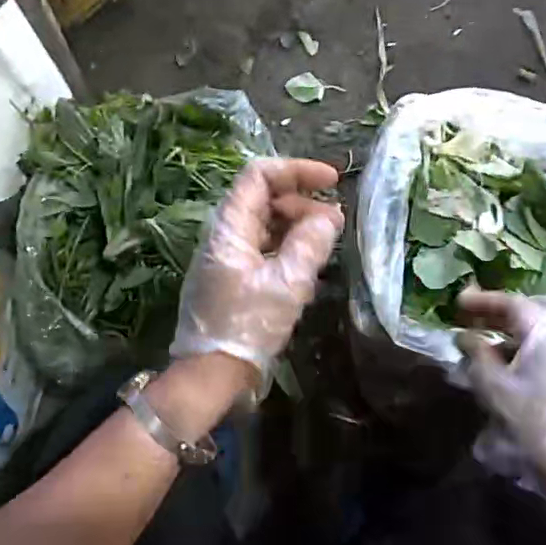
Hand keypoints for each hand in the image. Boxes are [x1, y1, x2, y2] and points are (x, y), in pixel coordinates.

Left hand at [170, 158, 343, 389]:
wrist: (212, 373)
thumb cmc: (247, 325)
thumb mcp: (288, 283)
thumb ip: (311, 243)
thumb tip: (329, 216)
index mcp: (229, 227)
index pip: (259, 175)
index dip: (297, 171)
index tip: (332, 182)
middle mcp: (224, 236)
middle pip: (263, 199)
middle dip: (302, 202)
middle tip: (334, 224)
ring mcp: (226, 258)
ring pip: (265, 226)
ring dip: (297, 227)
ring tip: (325, 246)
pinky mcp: (232, 279)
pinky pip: (263, 250)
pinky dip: (288, 250)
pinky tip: (307, 270)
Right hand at [456, 288, 545, 488]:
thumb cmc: (535, 423)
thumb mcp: (495, 388)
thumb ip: (476, 355)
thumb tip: (464, 336)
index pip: (511, 303)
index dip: (481, 301)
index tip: (457, 302)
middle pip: (535, 311)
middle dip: (503, 314)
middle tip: (477, 320)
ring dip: (516, 336)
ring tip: (489, 352)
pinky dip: (533, 351)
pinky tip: (516, 373)